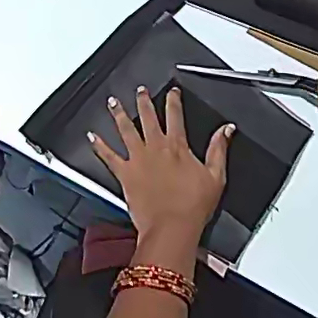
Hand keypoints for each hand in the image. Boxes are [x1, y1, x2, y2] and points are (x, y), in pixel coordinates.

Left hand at [90, 86, 232, 260]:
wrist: (172, 228)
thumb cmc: (193, 207)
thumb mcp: (216, 176)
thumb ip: (219, 149)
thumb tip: (226, 130)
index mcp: (177, 147)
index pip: (175, 115)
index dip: (173, 100)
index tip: (172, 91)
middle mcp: (155, 148)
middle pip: (148, 116)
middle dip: (143, 100)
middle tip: (140, 90)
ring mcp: (138, 159)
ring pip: (126, 129)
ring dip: (119, 114)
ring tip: (113, 102)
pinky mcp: (124, 174)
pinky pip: (108, 156)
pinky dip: (99, 146)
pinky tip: (92, 137)